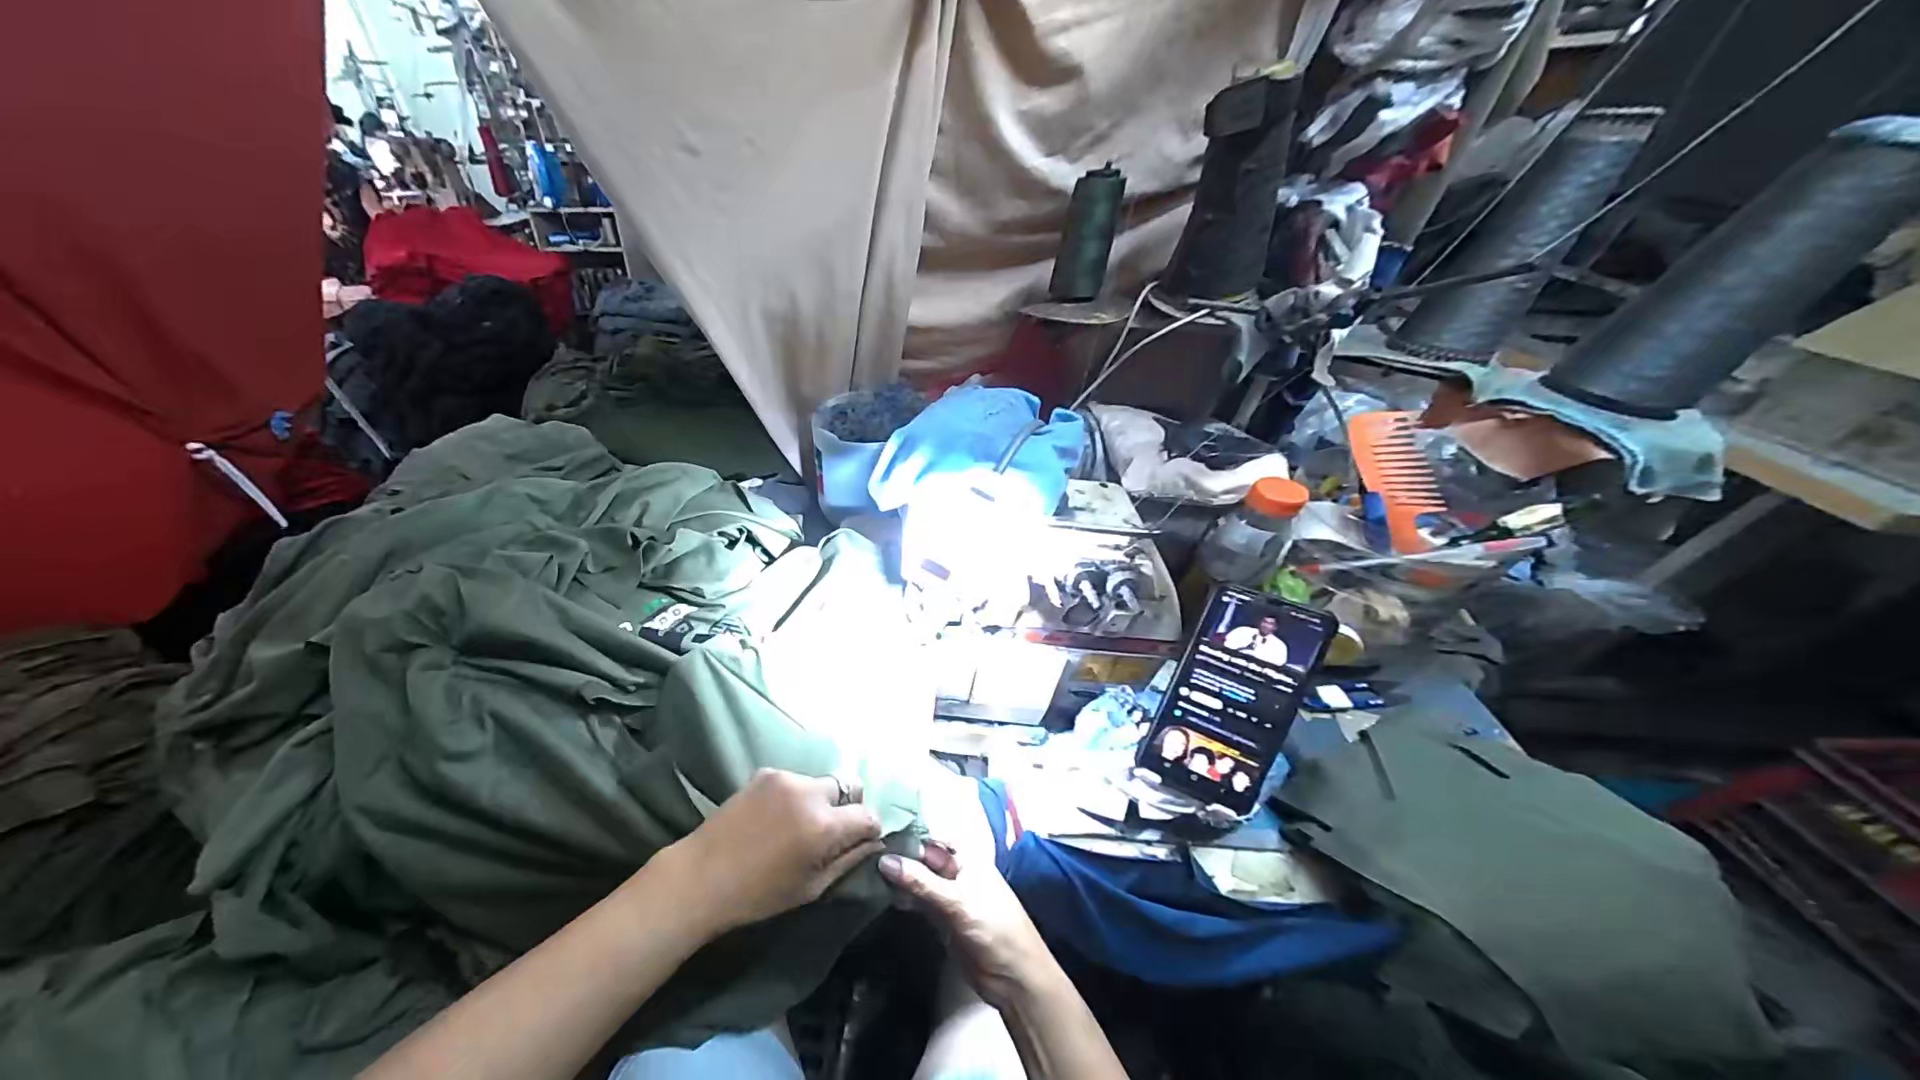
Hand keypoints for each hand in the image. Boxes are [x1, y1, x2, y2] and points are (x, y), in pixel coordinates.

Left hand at [660, 768, 884, 937]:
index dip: (869, 831)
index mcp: (824, 826)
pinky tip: (778, 817)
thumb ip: (849, 859)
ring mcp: (786, 778)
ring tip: (799, 825)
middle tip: (830, 832)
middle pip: (850, 788)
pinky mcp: (767, 772)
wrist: (700, 877)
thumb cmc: (758, 894)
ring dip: (822, 800)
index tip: (858, 843)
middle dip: (848, 808)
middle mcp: (810, 793)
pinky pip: (797, 780)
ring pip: (823, 783)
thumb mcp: (812, 887)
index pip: (869, 815)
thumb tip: (875, 843)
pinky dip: (798, 795)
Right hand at [877, 784, 1057, 1010]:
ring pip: (917, 880)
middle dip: (898, 855)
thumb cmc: (993, 927)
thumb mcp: (957, 900)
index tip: (875, 829)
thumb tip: (884, 860)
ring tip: (864, 869)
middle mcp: (956, 871)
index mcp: (967, 857)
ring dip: (897, 877)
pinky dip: (902, 897)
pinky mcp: (941, 919)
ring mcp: (947, 895)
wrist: (1013, 976)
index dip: (907, 833)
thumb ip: (920, 882)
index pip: (932, 838)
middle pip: (922, 858)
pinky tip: (881, 893)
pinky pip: (917, 901)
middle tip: (862, 849)